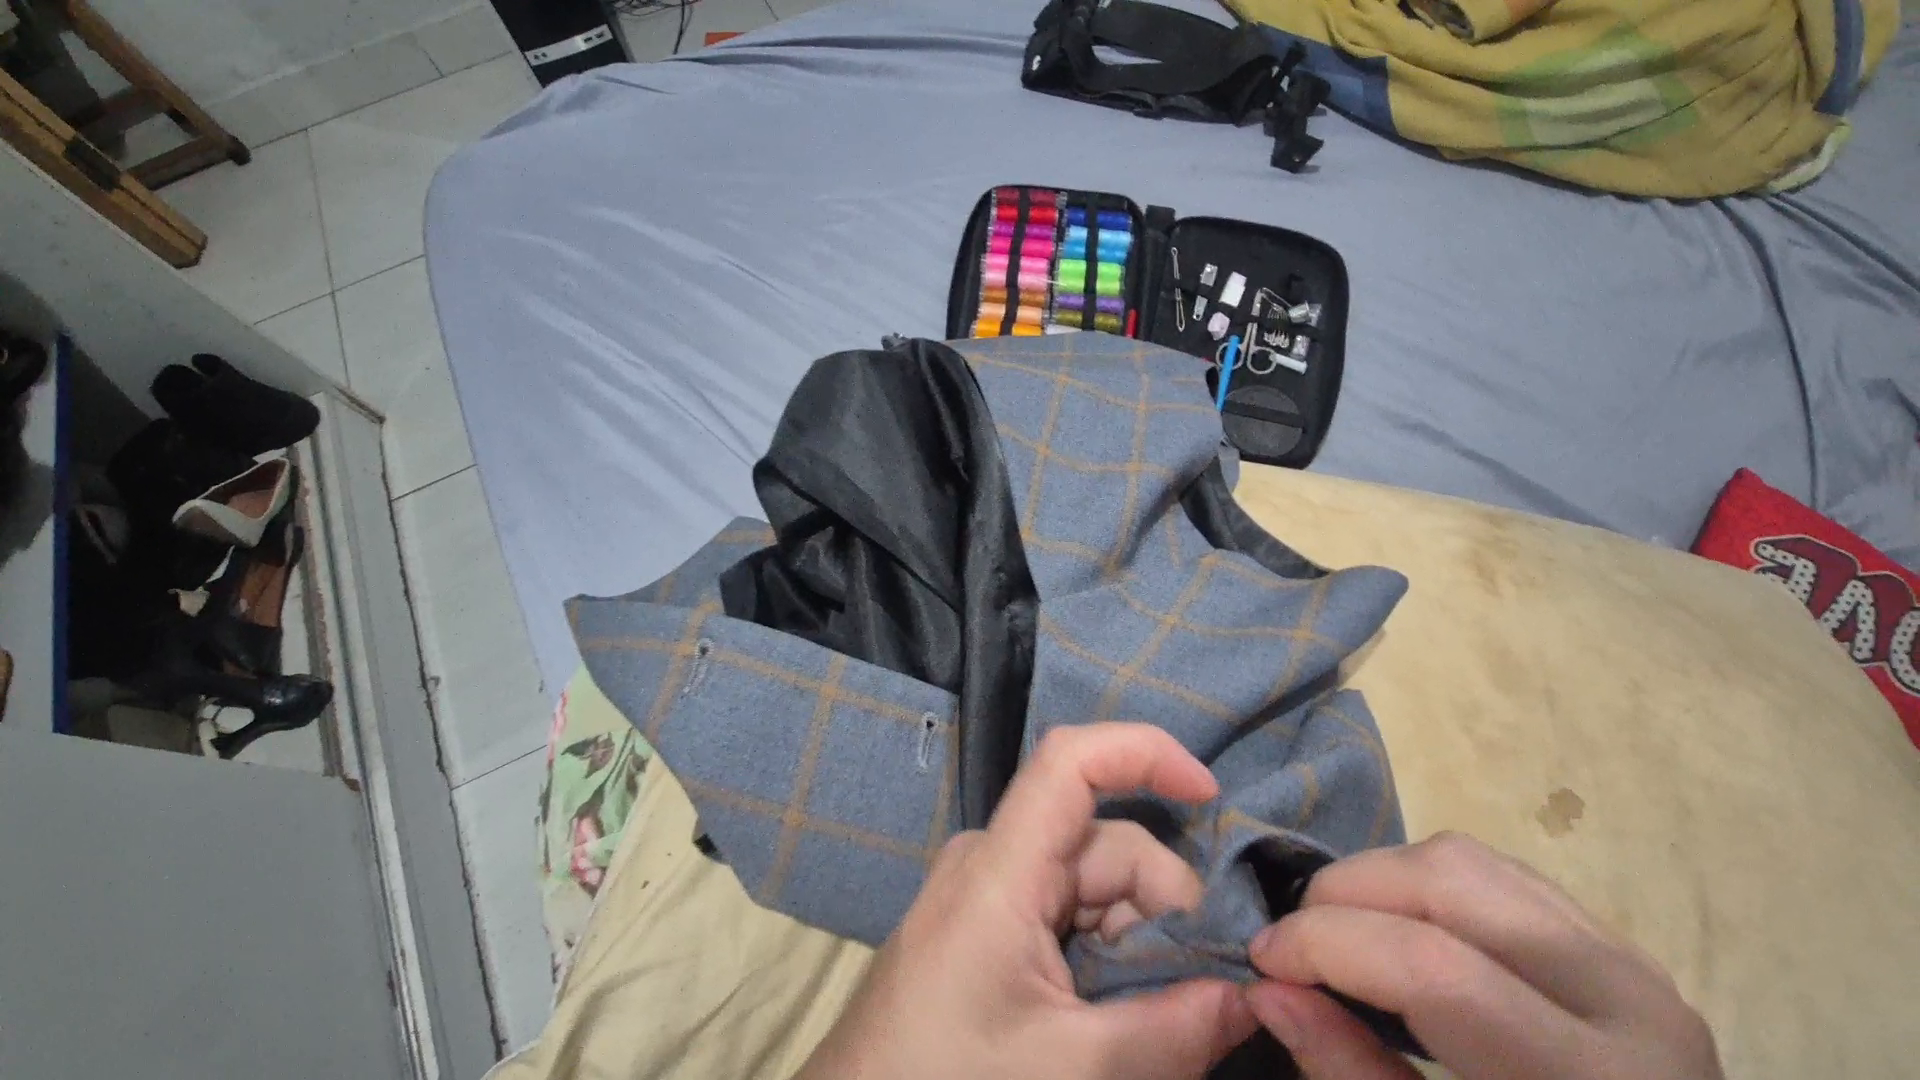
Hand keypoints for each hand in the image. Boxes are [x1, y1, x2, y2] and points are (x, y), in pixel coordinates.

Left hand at [793, 723, 1257, 1079]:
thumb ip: (1170, 1032)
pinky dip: (1110, 952)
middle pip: (1106, 842)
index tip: (1209, 792)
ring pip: (1097, 883)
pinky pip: (1072, 911)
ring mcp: (992, 889)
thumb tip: (1253, 995)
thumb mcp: (1068, 1068)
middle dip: (1164, 908)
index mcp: (1000, 870)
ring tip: (1141, 1019)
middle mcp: (996, 859)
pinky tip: (1110, 1011)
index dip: (1143, 751)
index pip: (1069, 761)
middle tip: (1194, 995)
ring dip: (1140, 941)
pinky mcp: (993, 919)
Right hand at [1245, 832, 1724, 1079]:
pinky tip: (1399, 928)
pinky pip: (1494, 872)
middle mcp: (1626, 1000)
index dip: (1325, 945)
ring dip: (1377, 879)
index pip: (1433, 968)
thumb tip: (1266, 989)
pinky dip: (1422, 883)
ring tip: (1339, 931)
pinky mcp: (1613, 944)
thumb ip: (1350, 1072)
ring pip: (1467, 859)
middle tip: (1297, 943)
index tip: (1262, 960)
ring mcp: (1628, 960)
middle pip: (1448, 879)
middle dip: (1342, 892)